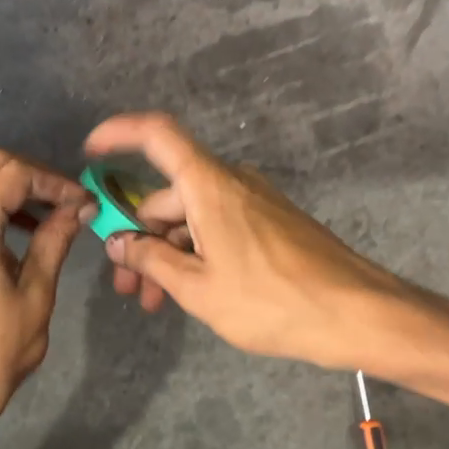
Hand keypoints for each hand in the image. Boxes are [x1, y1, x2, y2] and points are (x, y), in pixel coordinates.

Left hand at [0, 147, 91, 448]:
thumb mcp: (37, 291)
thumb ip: (55, 240)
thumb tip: (79, 207)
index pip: (14, 173)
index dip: (54, 181)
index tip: (83, 201)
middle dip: (32, 174)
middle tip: (66, 201)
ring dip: (13, 188)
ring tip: (51, 215)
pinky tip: (22, 233)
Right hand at [85, 112, 410, 368]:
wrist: (358, 315)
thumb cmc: (270, 300)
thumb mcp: (197, 288)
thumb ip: (150, 260)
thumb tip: (117, 243)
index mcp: (208, 186)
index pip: (157, 135)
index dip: (118, 133)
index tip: (89, 153)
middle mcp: (229, 183)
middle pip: (167, 195)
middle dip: (139, 237)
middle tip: (126, 286)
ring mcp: (253, 203)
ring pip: (191, 218)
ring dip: (166, 254)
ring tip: (155, 303)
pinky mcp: (270, 223)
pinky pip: (217, 228)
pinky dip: (195, 254)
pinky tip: (190, 293)